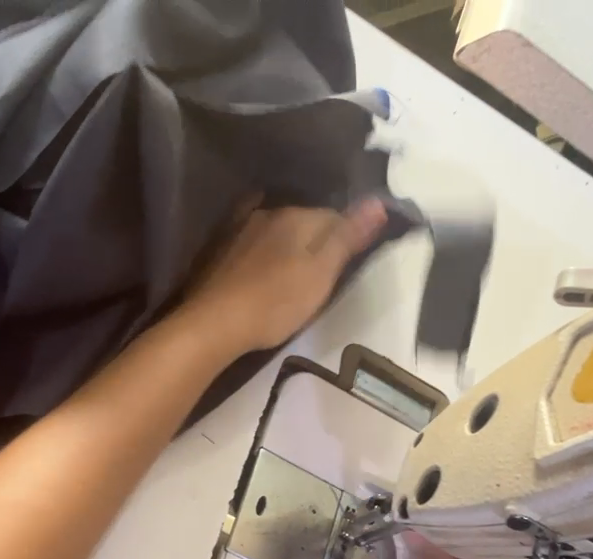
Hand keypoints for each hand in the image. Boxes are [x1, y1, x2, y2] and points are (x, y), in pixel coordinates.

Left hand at [177, 198, 389, 353]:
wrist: (214, 324)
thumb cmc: (275, 303)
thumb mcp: (321, 274)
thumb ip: (347, 237)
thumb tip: (379, 201)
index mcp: (297, 216)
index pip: (334, 216)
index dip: (344, 239)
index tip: (343, 267)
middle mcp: (266, 213)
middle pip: (302, 223)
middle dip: (312, 242)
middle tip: (316, 278)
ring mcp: (238, 231)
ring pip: (274, 234)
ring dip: (284, 249)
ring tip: (287, 279)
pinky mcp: (218, 254)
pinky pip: (248, 247)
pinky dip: (259, 258)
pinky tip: (258, 277)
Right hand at [405, 533, 592, 558]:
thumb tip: (413, 530)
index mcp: (513, 556)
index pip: (472, 519)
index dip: (442, 518)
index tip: (417, 520)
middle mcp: (539, 549)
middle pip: (492, 523)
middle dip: (460, 527)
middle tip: (427, 533)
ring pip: (505, 536)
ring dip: (478, 540)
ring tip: (448, 546)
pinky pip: (520, 551)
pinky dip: (496, 555)